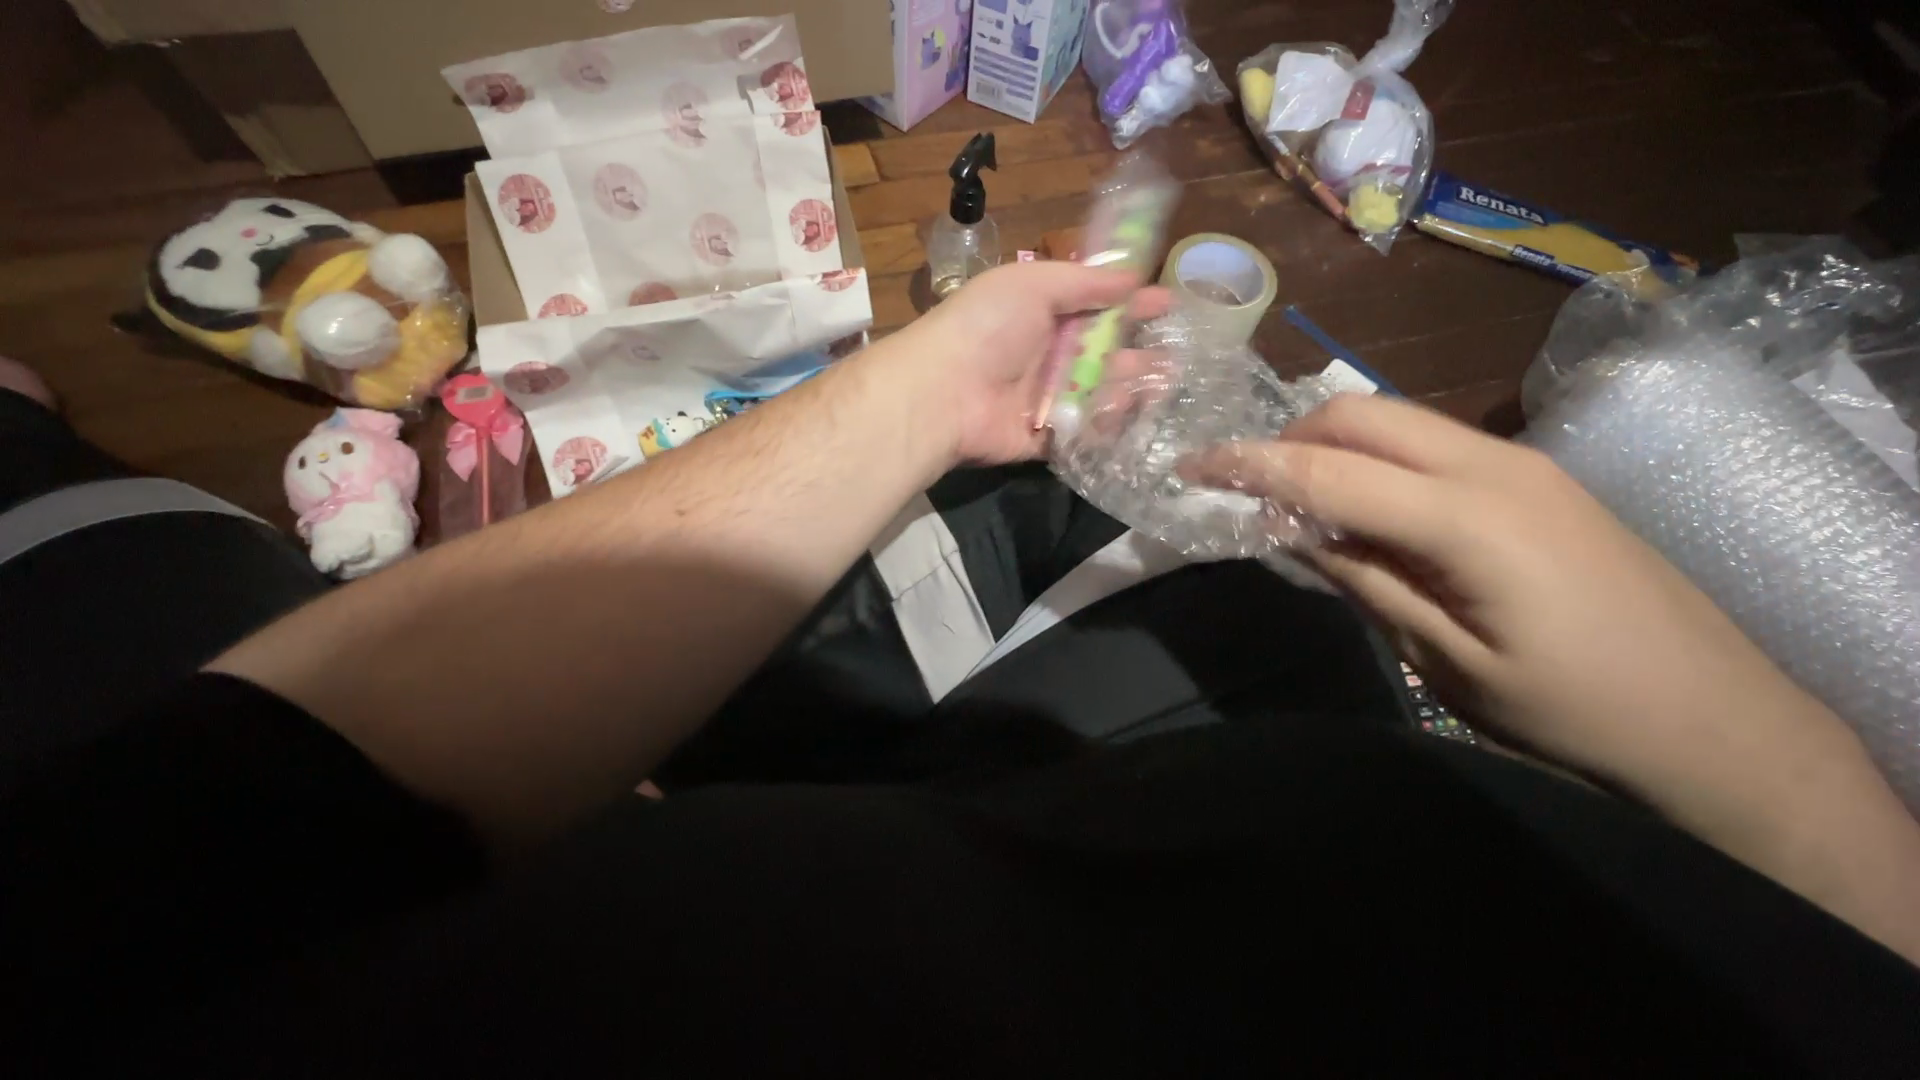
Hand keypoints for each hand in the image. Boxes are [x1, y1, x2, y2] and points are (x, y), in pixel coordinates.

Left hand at [872, 262, 1169, 467]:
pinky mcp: (1046, 438)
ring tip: (1156, 383)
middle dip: (1142, 355)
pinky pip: (1085, 433)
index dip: (1133, 304)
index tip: (1168, 302)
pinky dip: (1106, 425)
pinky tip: (1123, 413)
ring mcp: (1048, 400)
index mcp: (1044, 315)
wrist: (945, 392)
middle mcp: (1048, 357)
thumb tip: (1130, 275)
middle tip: (1174, 357)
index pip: (1098, 307)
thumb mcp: (1032, 284)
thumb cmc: (987, 328)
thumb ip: (1083, 281)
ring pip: (1102, 396)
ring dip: (1130, 388)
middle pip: (1107, 356)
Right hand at [1185, 394, 1849, 788]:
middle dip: (1288, 439)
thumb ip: (1365, 581)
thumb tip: (1292, 531)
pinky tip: (1366, 510)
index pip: (1329, 472)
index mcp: (1469, 518)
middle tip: (1247, 490)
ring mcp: (1520, 462)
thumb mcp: (1447, 659)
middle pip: (1360, 415)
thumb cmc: (1572, 710)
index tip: (1190, 467)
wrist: (1716, 719)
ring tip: (1297, 502)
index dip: (1250, 467)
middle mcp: (1493, 465)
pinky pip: (1429, 443)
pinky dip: (1375, 460)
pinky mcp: (1534, 476)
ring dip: (1331, 446)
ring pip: (1395, 420)